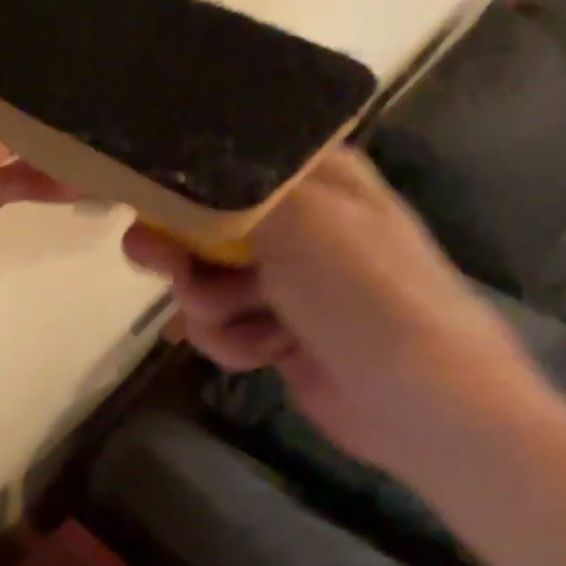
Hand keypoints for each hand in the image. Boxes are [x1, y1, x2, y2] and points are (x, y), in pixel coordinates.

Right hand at [124, 148, 552, 476]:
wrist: (425, 409)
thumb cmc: (370, 298)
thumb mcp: (304, 221)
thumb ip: (226, 191)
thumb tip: (156, 173)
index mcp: (310, 176)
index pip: (222, 156)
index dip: (174, 178)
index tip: (140, 202)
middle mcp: (292, 218)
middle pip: (193, 219)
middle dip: (180, 255)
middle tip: (174, 271)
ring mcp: (280, 274)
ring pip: (195, 276)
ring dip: (208, 308)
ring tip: (251, 325)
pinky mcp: (270, 323)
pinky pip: (212, 321)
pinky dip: (228, 340)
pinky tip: (264, 353)